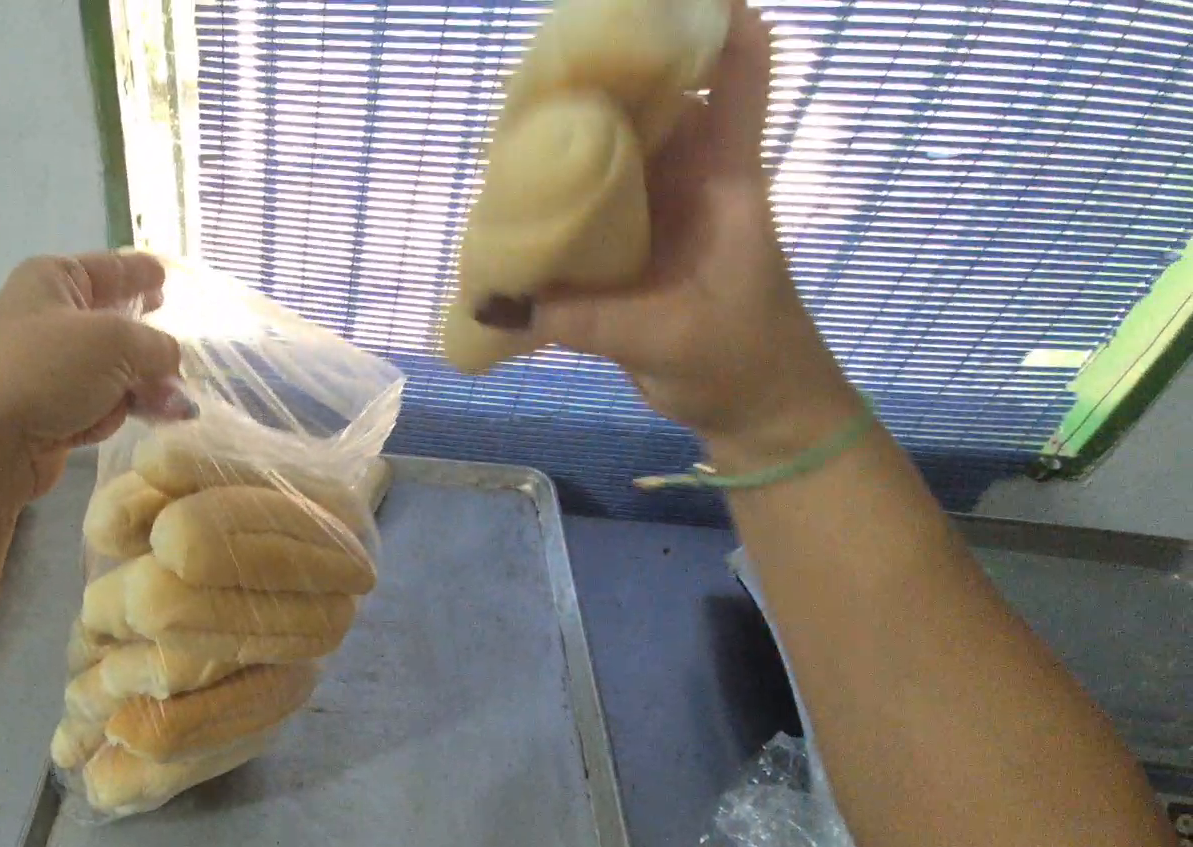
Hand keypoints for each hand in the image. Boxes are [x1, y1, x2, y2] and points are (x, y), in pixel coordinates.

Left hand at [0, 252, 186, 512]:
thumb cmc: (45, 371)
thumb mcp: (115, 342)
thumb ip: (157, 347)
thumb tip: (172, 366)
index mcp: (53, 280)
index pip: (109, 269)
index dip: (140, 273)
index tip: (166, 277)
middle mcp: (47, 320)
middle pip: (114, 325)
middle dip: (150, 345)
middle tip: (180, 356)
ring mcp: (46, 370)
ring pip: (112, 372)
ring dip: (143, 388)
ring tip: (176, 406)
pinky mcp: (49, 414)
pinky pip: (98, 405)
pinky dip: (119, 412)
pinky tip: (147, 421)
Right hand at [525, 2, 860, 461]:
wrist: (753, 407)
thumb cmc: (737, 359)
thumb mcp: (662, 337)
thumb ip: (579, 319)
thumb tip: (491, 303)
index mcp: (723, 177)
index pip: (740, 66)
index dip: (713, 14)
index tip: (647, 0)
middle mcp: (689, 181)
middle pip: (656, 100)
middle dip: (607, 77)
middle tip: (540, 74)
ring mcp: (658, 218)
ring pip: (616, 156)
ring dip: (573, 142)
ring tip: (512, 132)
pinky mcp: (630, 256)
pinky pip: (590, 214)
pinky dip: (557, 208)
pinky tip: (514, 210)